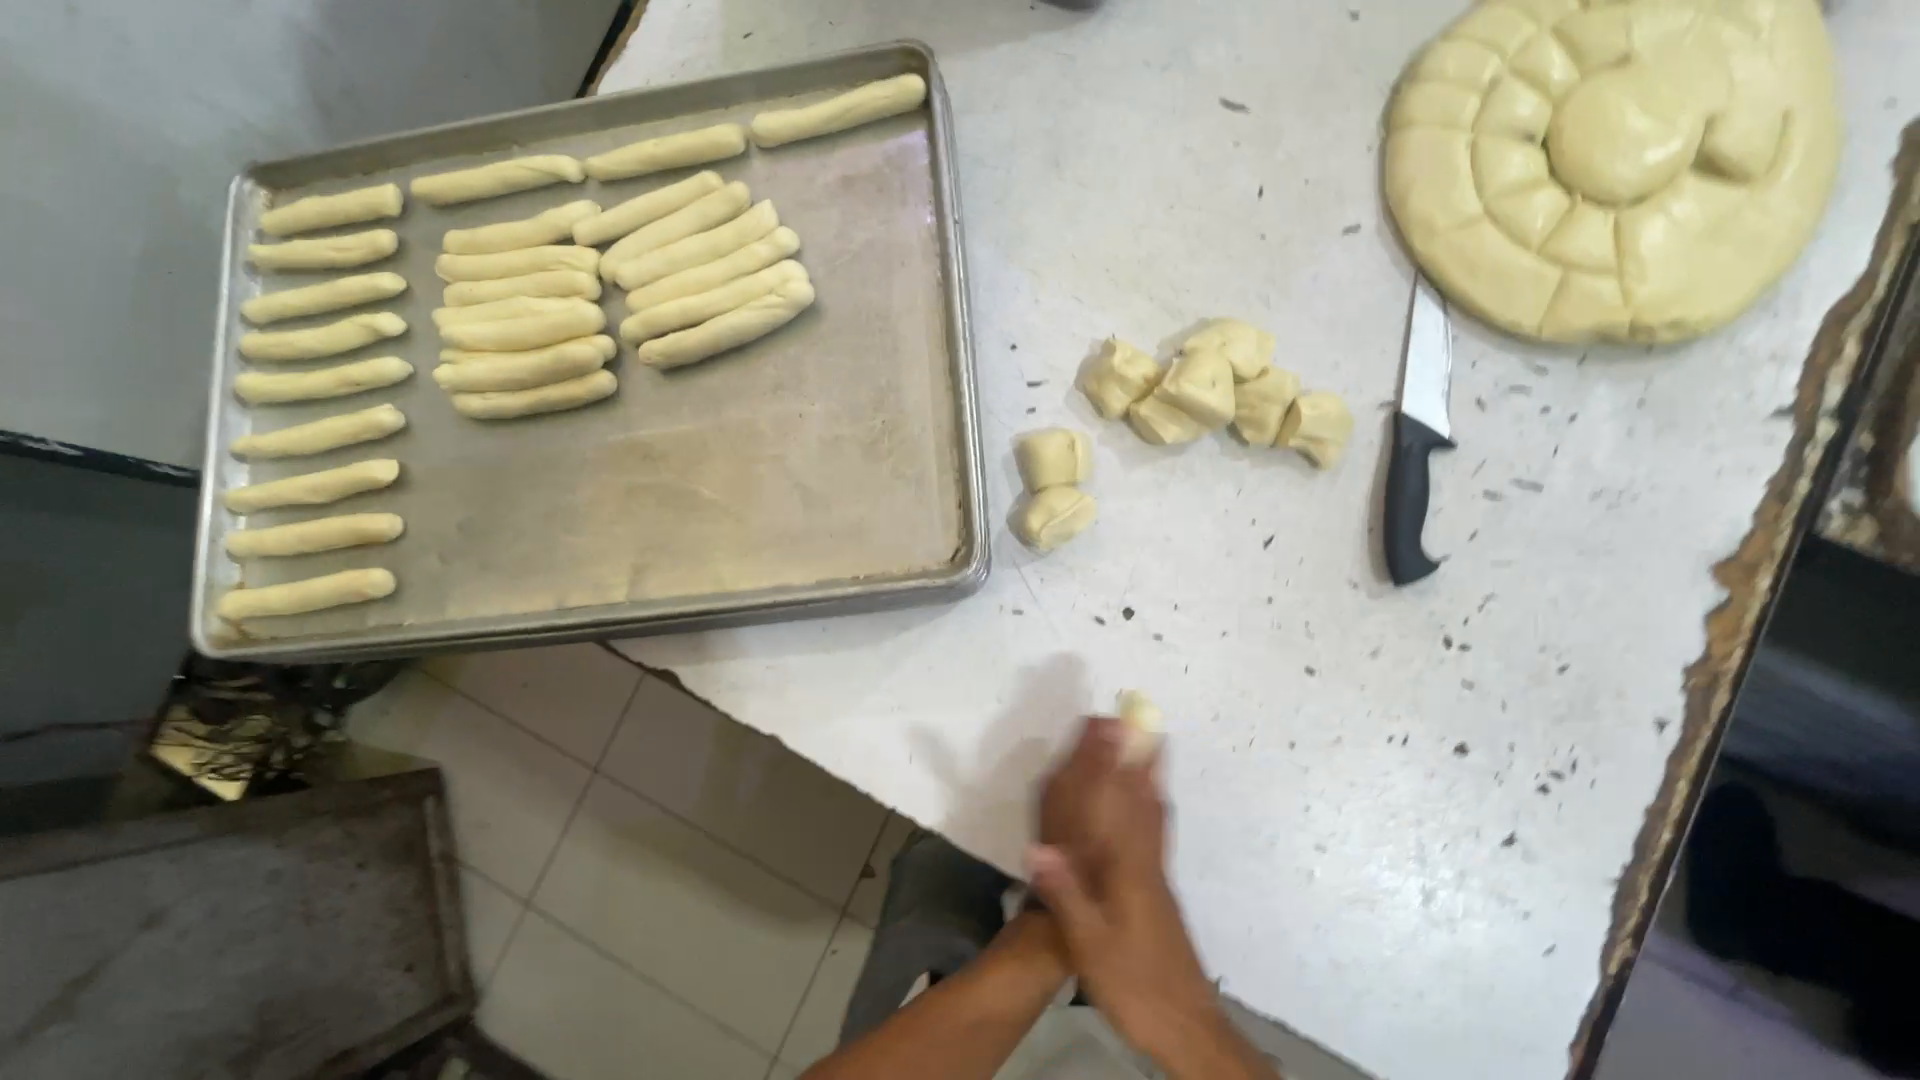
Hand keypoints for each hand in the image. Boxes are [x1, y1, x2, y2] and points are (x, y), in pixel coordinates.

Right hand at [1027, 717, 1223, 1061]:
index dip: (1116, 763)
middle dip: (1136, 757)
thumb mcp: (1090, 944)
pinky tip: (1147, 809)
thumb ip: (1066, 895)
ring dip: (1149, 776)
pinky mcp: (1159, 890)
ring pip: (1155, 814)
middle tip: (1131, 721)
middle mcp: (1146, 861)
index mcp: (1127, 868)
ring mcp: (1157, 876)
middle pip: (1144, 799)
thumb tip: (1036, 846)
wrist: (1185, 1022)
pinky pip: (1155, 833)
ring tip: (1145, 747)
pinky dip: (1152, 806)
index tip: (1114, 724)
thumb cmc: (1134, 981)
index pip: (1119, 804)